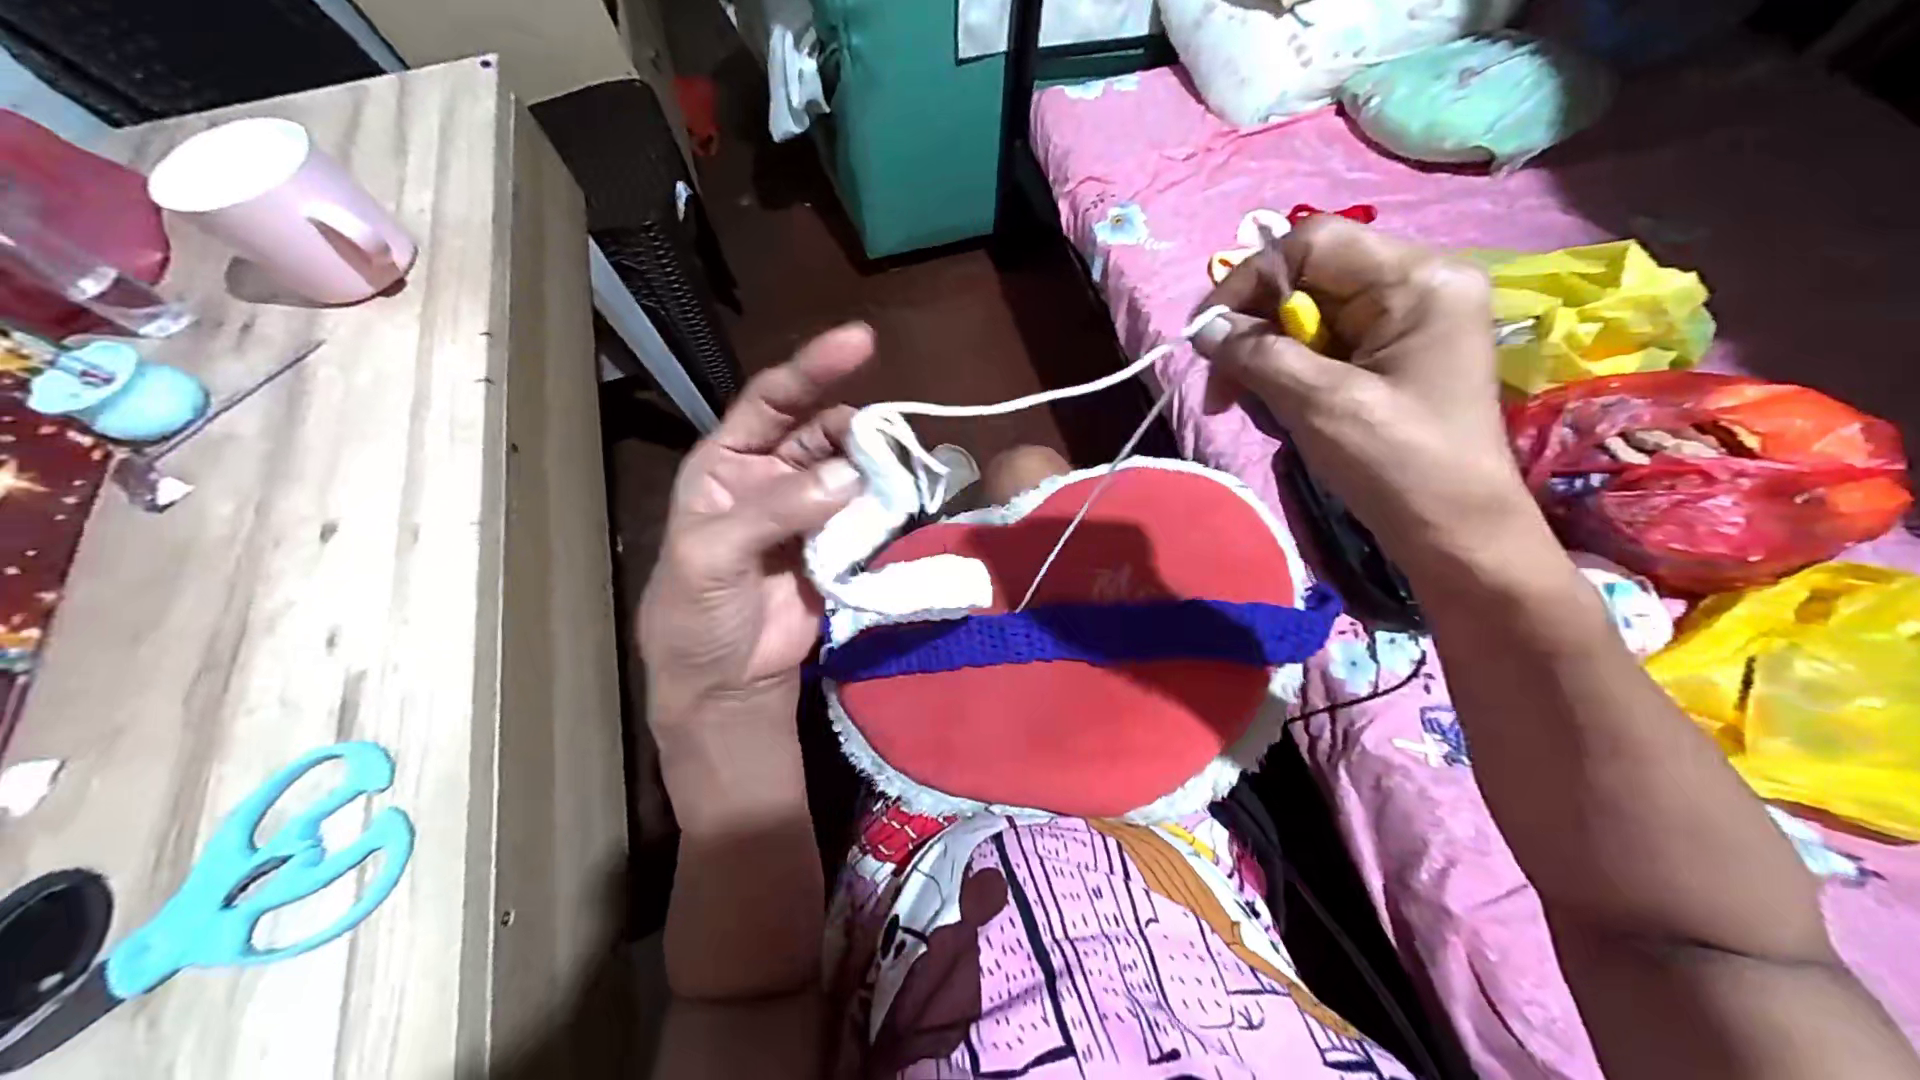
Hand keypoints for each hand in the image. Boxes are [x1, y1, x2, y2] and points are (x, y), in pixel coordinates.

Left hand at [639, 325, 871, 722]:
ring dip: (875, 468)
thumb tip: (850, 476)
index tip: (860, 341)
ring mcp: (809, 510)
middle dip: (855, 429)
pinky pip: (868, 512)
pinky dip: (886, 506)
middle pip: (821, 430)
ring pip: (851, 469)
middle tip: (888, 444)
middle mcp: (771, 476)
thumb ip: (775, 510)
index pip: (771, 400)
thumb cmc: (694, 614)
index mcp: (726, 464)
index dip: (812, 367)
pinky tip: (901, 506)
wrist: (726, 682)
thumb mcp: (712, 556)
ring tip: (898, 478)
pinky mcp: (839, 543)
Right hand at [1193, 216, 1548, 580]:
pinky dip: (1286, 374)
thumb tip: (1203, 328)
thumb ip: (1258, 355)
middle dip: (1254, 330)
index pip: (1313, 243)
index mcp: (1418, 280)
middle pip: (1307, 279)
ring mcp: (1406, 321)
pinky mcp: (1392, 354)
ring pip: (1307, 316)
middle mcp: (1417, 285)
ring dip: (1264, 358)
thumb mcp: (1320, 404)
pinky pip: (1321, 345)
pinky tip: (1278, 409)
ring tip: (1246, 405)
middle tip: (1220, 388)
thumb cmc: (1397, 464)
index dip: (1250, 281)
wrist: (1453, 533)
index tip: (1209, 336)